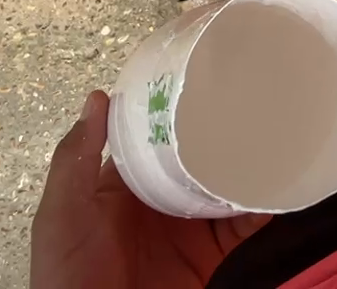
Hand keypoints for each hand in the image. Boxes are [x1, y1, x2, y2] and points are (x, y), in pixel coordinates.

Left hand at [32, 90, 270, 288]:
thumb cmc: (71, 277)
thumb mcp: (61, 217)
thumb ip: (75, 160)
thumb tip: (98, 94)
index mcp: (123, 184)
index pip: (152, 135)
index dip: (174, 106)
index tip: (203, 69)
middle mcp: (160, 197)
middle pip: (196, 153)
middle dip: (222, 127)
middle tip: (253, 93)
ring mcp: (189, 224)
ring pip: (224, 182)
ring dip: (247, 160)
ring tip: (274, 130)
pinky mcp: (212, 252)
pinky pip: (242, 222)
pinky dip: (261, 203)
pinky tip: (275, 182)